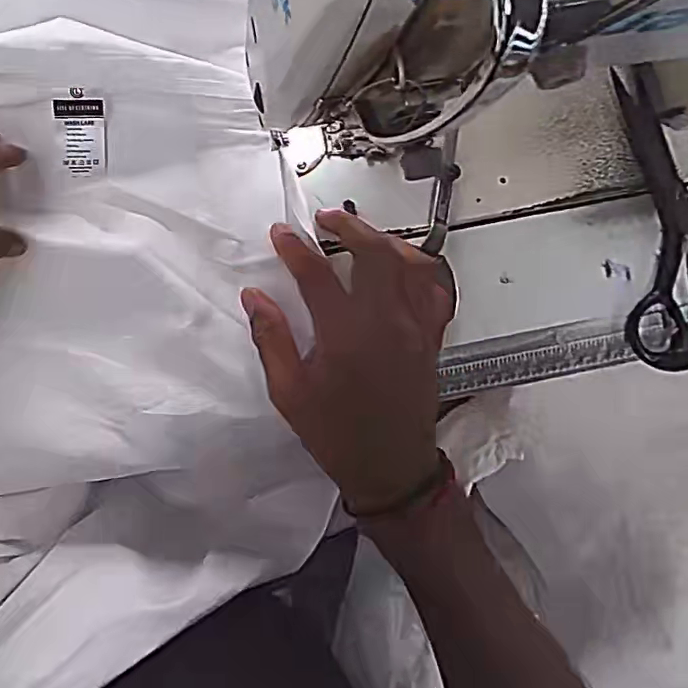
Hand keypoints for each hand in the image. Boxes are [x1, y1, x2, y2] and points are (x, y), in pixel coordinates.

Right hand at [241, 209, 454, 512]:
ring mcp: (416, 328)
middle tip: (324, 219)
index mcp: (345, 336)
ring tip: (361, 233)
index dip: (295, 248)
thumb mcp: (289, 392)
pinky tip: (402, 264)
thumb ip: (271, 338)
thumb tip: (254, 296)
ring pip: (409, 264)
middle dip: (347, 227)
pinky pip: (433, 289)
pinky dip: (418, 267)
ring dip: (383, 239)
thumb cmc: (335, 434)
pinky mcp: (432, 337)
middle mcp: (387, 323)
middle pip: (373, 254)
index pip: (317, 274)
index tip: (281, 234)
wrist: (390, 468)